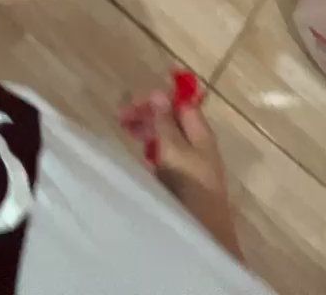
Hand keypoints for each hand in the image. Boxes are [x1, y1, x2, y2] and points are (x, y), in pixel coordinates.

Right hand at [123, 89, 240, 255]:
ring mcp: (191, 162)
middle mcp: (197, 144)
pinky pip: (166, 155)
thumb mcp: (173, 149)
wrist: (204, 233)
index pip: (179, 103)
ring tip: (127, 134)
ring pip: (167, 137)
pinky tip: (141, 157)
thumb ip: (165, 122)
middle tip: (121, 120)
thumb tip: (158, 92)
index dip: (155, 100)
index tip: (130, 106)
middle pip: (172, 119)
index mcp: (200, 132)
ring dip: (147, 131)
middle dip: (147, 115)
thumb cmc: (189, 186)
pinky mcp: (184, 180)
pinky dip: (152, 150)